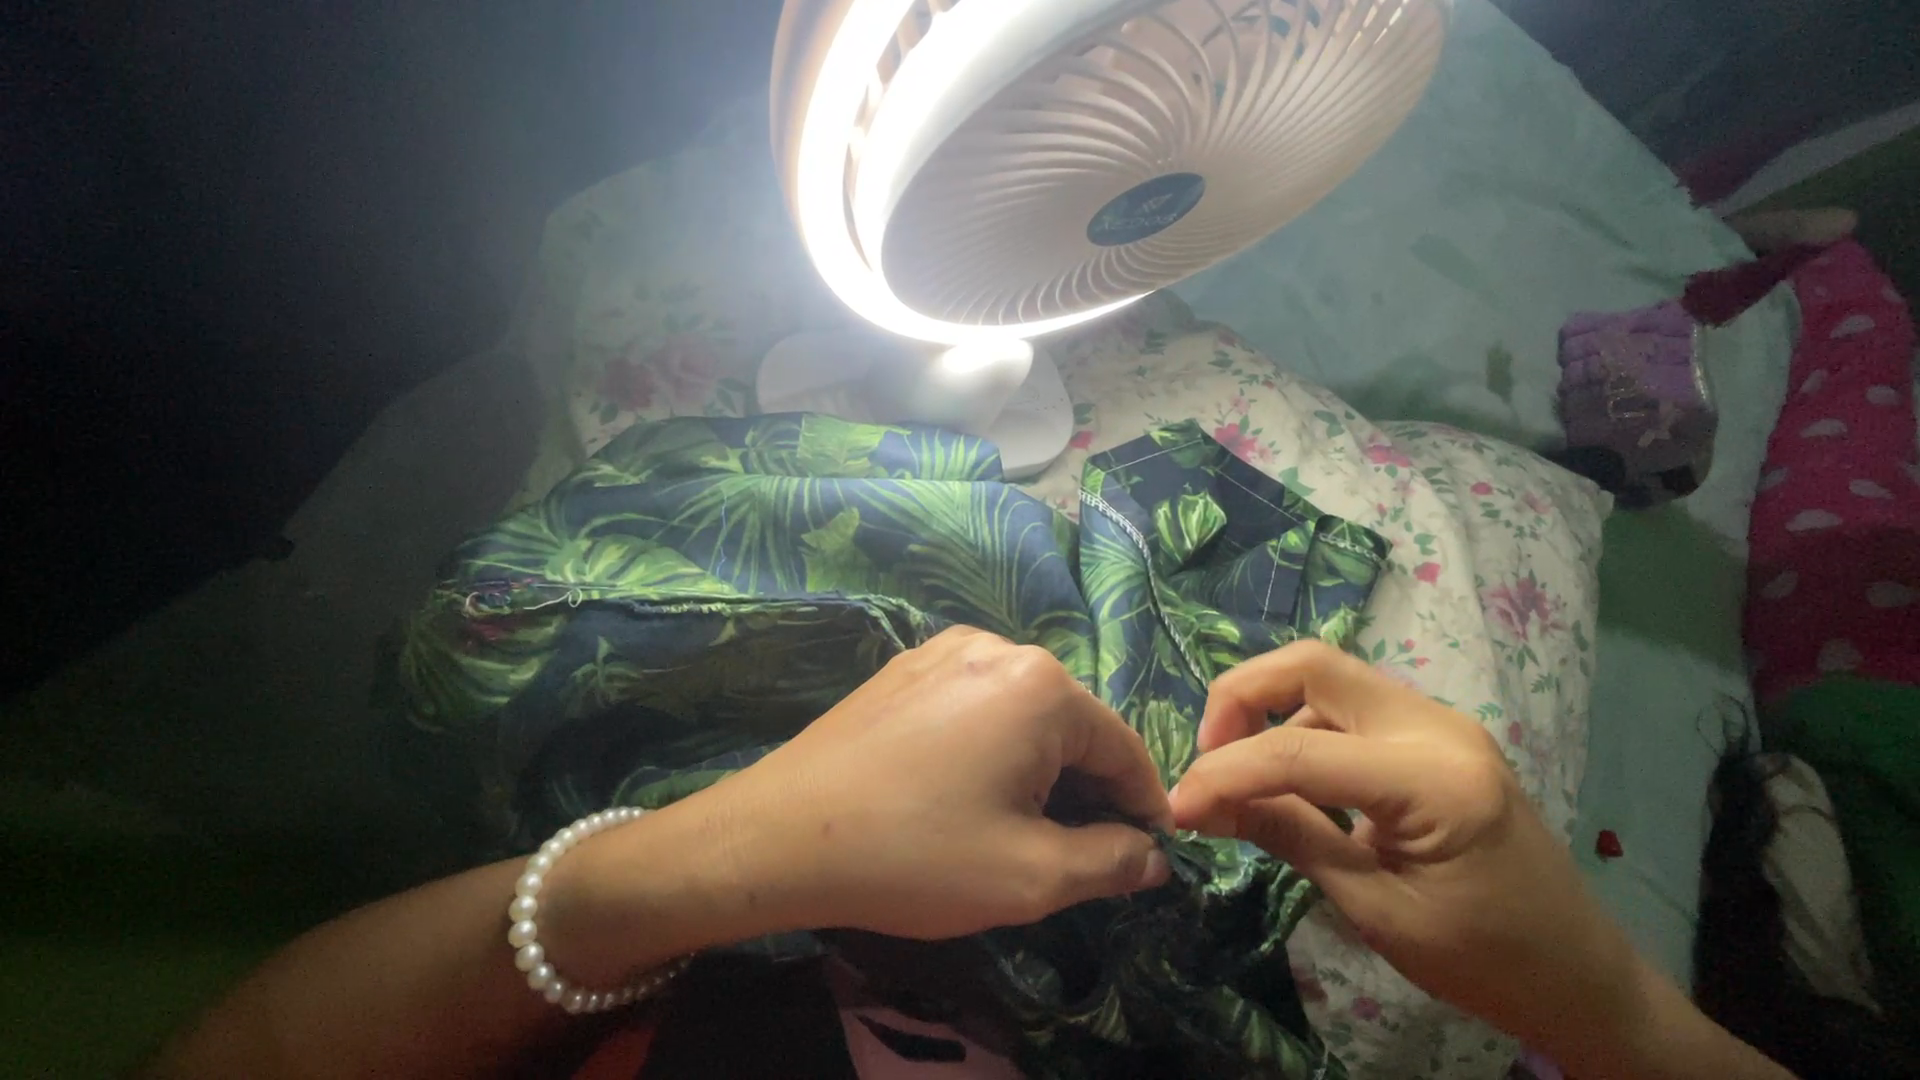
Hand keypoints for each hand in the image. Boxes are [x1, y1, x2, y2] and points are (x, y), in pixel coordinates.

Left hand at [703, 626, 1172, 940]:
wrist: (780, 835)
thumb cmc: (915, 855)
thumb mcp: (1031, 877)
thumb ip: (1111, 862)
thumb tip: (1153, 854)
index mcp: (1041, 685)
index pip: (1124, 748)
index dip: (1143, 808)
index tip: (1146, 857)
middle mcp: (999, 647)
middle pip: (1072, 725)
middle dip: (1085, 788)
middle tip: (1073, 852)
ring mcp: (945, 649)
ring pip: (1024, 712)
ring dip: (1038, 765)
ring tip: (1017, 823)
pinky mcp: (908, 665)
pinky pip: (976, 701)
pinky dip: (992, 743)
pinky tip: (964, 787)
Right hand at [1169, 642, 1643, 1061]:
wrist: (1585, 979)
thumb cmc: (1486, 962)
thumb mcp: (1374, 909)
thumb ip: (1287, 836)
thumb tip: (1202, 803)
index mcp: (1433, 780)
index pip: (1298, 749)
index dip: (1224, 771)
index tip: (1177, 805)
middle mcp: (1436, 726)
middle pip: (1311, 663)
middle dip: (1240, 697)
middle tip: (1207, 755)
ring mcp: (1439, 722)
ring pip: (1325, 674)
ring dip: (1267, 708)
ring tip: (1238, 772)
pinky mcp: (1433, 732)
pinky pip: (1348, 703)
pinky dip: (1299, 723)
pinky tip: (1287, 775)